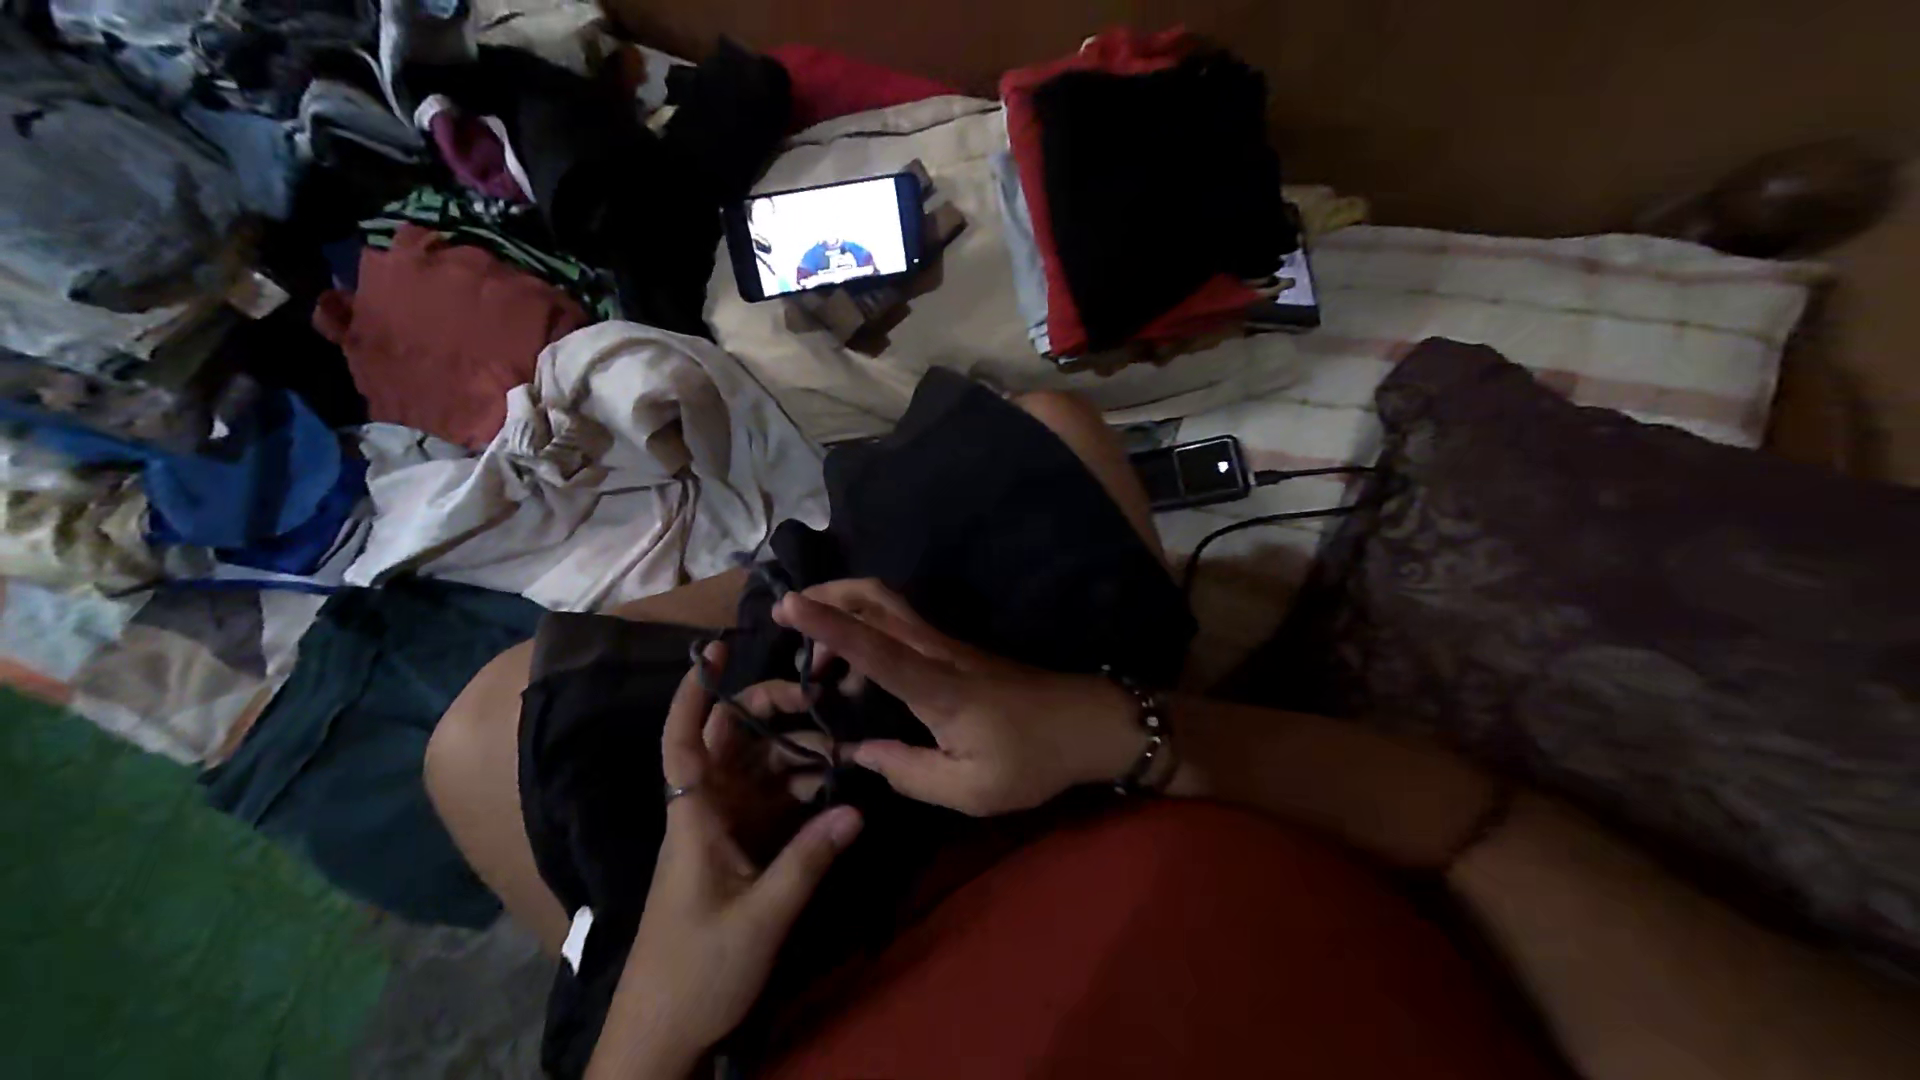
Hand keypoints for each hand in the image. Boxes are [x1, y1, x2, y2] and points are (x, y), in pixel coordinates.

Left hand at [589, 644, 862, 1079]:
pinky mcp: (743, 849)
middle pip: (732, 742)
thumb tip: (858, 807)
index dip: (693, 695)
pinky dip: (803, 789)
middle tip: (820, 697)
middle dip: (772, 711)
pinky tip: (836, 789)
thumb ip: (808, 859)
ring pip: (761, 769)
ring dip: (798, 753)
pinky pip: (775, 802)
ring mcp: (726, 829)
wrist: (664, 1035)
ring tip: (845, 748)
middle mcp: (709, 811)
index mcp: (695, 817)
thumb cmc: (697, 971)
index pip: (682, 742)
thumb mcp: (760, 916)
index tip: (713, 653)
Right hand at [772, 580, 1143, 816]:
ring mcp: (948, 644)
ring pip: (888, 604)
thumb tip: (859, 752)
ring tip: (815, 656)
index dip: (829, 626)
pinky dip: (866, 626)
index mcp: (936, 686)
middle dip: (828, 595)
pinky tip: (856, 666)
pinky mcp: (955, 649)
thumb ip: (907, 771)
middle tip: (789, 614)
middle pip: (878, 599)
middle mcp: (937, 651)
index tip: (788, 605)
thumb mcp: (970, 789)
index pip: (874, 647)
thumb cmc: (1032, 759)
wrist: (1087, 723)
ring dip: (845, 608)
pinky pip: (900, 623)